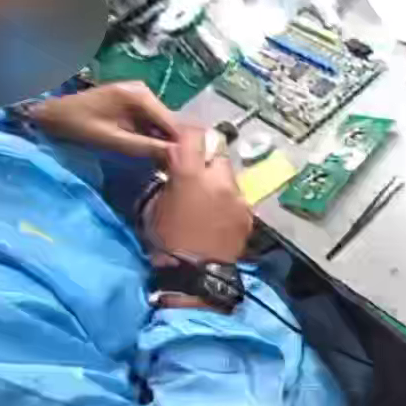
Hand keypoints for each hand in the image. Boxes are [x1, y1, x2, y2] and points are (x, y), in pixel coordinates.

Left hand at [26, 82, 182, 162]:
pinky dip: (158, 140)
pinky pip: (157, 125)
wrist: (51, 112)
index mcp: (140, 97)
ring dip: (168, 145)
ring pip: (168, 128)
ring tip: (162, 163)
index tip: (184, 171)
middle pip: (174, 126)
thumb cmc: (79, 126)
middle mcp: (145, 92)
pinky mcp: (138, 103)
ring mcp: (142, 96)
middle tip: (171, 169)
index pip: (177, 127)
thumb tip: (183, 159)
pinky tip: (153, 153)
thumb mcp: (116, 141)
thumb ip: (150, 148)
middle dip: (176, 148)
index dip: (184, 150)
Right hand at [145, 131, 256, 263]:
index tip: (183, 140)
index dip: (188, 134)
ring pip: (231, 175)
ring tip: (210, 193)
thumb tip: (177, 163)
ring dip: (220, 178)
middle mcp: (220, 181)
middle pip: (218, 152)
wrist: (196, 271)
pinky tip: (220, 211)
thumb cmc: (167, 237)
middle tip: (198, 168)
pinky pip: (239, 197)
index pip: (194, 134)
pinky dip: (230, 198)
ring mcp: (239, 199)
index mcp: (191, 173)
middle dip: (208, 156)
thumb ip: (171, 174)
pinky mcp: (248, 215)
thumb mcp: (157, 199)